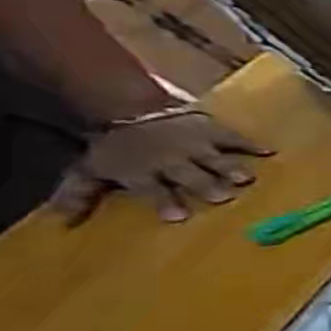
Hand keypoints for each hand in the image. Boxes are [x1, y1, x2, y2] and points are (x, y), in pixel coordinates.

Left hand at [50, 113, 271, 224]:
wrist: (126, 106)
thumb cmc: (116, 147)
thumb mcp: (90, 170)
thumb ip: (80, 194)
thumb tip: (62, 223)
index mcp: (142, 172)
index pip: (153, 189)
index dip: (165, 202)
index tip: (179, 217)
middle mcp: (172, 160)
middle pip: (190, 175)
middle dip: (204, 185)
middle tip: (222, 197)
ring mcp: (195, 145)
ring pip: (215, 158)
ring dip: (229, 168)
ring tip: (245, 178)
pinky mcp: (213, 131)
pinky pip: (235, 138)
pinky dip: (251, 145)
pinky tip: (269, 152)